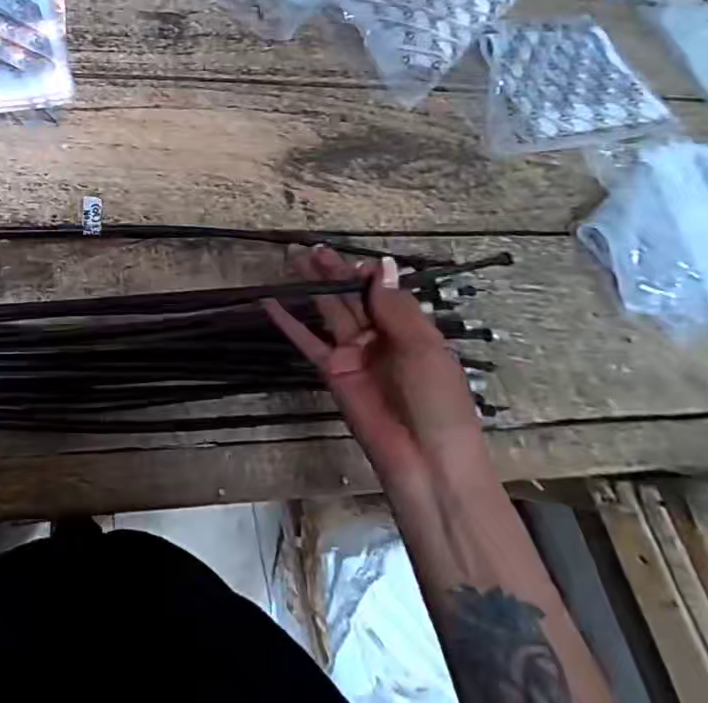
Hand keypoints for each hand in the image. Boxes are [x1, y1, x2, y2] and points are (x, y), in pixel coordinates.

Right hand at [262, 246, 480, 480]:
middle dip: (332, 271)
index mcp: (409, 327)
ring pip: (329, 310)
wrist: (425, 459)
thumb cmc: (437, 400)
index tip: (348, 258)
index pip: (382, 291)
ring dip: (311, 286)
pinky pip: (308, 341)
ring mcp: (354, 353)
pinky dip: (288, 323)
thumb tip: (378, 264)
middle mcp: (380, 336)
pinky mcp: (332, 371)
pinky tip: (270, 302)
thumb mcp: (423, 347)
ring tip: (293, 259)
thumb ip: (394, 306)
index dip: (364, 273)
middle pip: (352, 296)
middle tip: (309, 248)